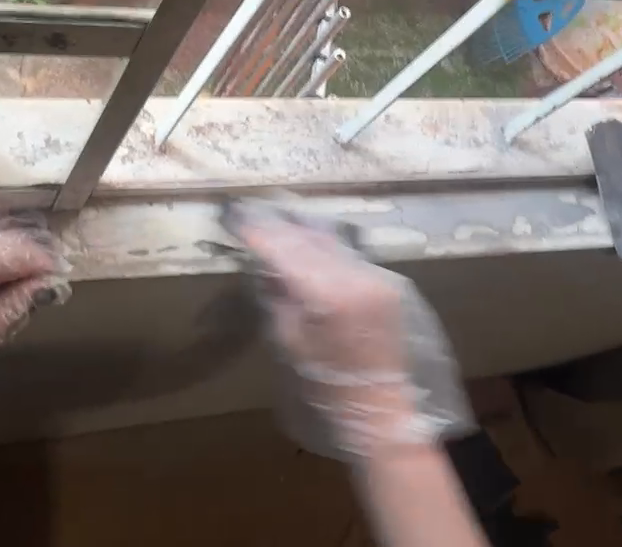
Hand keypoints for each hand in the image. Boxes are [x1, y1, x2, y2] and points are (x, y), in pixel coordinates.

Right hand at [233, 202, 434, 456]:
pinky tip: (308, 239)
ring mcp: (374, 275)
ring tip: (277, 217)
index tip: (234, 215)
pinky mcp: (387, 281)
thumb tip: (265, 261)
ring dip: (302, 229)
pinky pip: (347, 253)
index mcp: (325, 294)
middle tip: (252, 210)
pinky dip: (324, 245)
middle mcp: (353, 275)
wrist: (383, 411)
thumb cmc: (327, 385)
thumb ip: (277, 294)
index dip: (257, 230)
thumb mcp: (289, 341)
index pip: (283, 248)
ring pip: (329, 239)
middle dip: (278, 224)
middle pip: (307, 237)